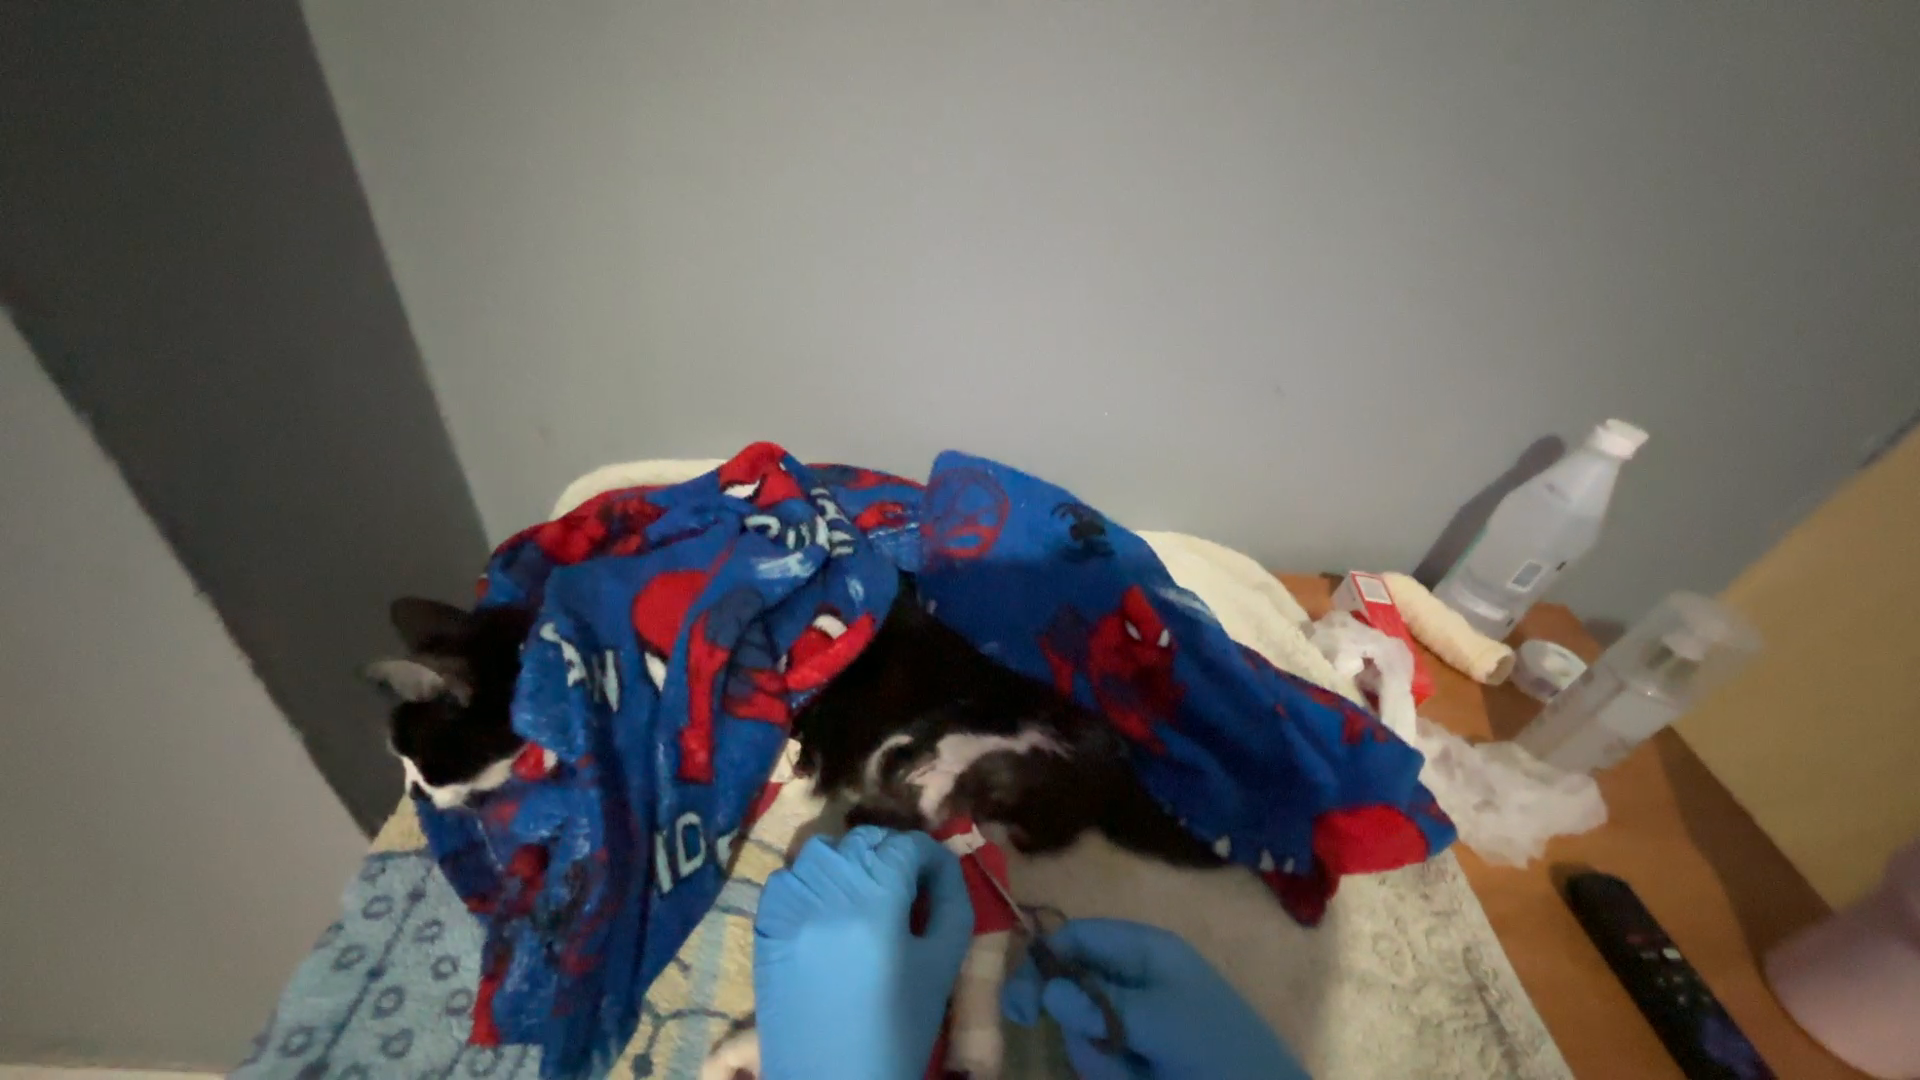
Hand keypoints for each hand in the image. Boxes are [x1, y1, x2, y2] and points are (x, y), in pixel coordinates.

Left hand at [753, 826, 974, 1079]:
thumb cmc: (897, 1030)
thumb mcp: (942, 966)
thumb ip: (952, 904)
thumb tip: (944, 865)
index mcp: (876, 900)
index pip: (907, 844)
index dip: (930, 857)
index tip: (939, 880)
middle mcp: (828, 889)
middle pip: (866, 839)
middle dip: (892, 855)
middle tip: (906, 890)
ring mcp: (790, 904)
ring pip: (824, 850)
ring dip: (849, 862)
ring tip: (863, 898)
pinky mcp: (765, 924)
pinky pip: (790, 877)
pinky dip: (811, 882)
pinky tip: (827, 914)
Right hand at [1002, 918, 1306, 1079]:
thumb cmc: (1221, 1053)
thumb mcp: (1163, 1023)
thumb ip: (1103, 1006)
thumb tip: (1048, 990)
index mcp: (1146, 950)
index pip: (1079, 937)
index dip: (1046, 961)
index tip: (1020, 1004)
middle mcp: (1136, 979)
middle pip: (1074, 988)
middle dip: (1083, 1029)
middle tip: (1105, 1059)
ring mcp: (1138, 1021)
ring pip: (1085, 1033)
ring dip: (1103, 1061)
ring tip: (1141, 1076)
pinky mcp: (1140, 1057)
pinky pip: (1104, 1060)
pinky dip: (1114, 1074)